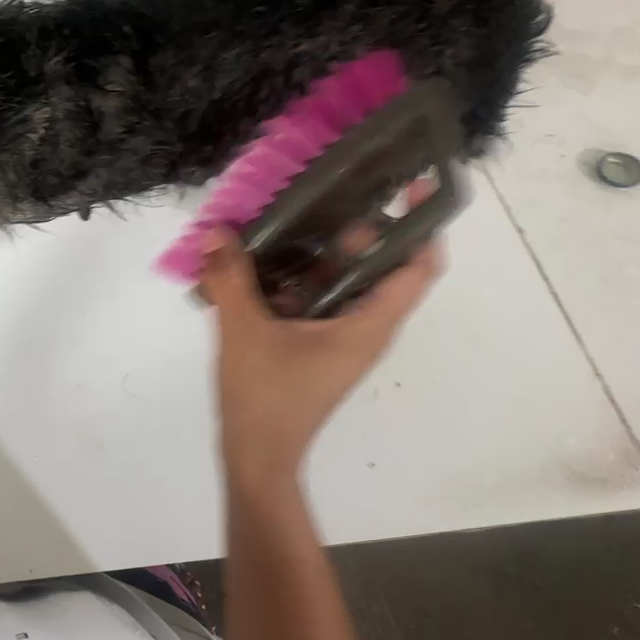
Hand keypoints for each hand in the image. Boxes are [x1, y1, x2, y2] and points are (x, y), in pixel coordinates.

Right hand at [201, 214, 441, 490]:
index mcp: (368, 324)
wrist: (257, 454)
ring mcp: (336, 340)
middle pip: (374, 268)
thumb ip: (230, 279)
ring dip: (313, 256)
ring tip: (277, 225)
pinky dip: (290, 281)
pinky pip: (311, 303)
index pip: (418, 268)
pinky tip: (251, 268)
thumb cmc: (266, 394)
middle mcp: (362, 328)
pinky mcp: (310, 348)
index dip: (422, 224)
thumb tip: (216, 232)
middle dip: (349, 232)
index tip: (409, 184)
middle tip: (314, 200)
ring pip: (338, 285)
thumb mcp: (244, 331)